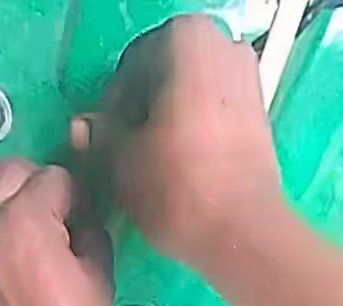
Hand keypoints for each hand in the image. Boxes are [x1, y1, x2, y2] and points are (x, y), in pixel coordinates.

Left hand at [0, 159, 113, 305]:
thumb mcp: (100, 274)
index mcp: (25, 215)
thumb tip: (82, 219)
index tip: (83, 220)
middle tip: (51, 222)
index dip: (75, 197)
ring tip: (15, 245)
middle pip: (8, 175)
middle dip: (33, 189)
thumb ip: (91, 232)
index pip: (53, 177)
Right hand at [74, 15, 284, 268]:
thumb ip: (99, 136)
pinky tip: (177, 179)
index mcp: (186, 37)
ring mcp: (248, 83)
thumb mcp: (120, 163)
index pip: (129, 68)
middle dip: (140, 119)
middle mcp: (223, 45)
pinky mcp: (259, 123)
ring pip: (188, 104)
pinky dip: (192, 144)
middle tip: (122, 161)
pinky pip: (212, 124)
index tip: (103, 146)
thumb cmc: (177, 188)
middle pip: (163, 83)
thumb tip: (84, 127)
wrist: (241, 232)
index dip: (110, 111)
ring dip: (164, 133)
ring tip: (149, 175)